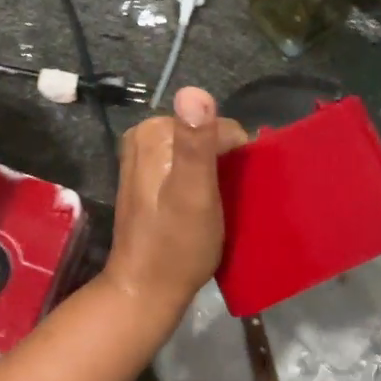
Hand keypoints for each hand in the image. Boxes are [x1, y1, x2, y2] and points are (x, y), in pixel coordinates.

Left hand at [99, 87, 248, 321]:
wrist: (144, 289)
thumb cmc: (176, 244)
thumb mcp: (193, 193)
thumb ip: (195, 144)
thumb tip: (194, 90)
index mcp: (155, 132)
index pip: (221, 129)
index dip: (238, 162)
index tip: (236, 194)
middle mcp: (145, 135)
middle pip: (209, 138)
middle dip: (225, 168)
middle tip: (226, 204)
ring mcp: (143, 155)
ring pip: (200, 153)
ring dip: (215, 177)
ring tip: (216, 209)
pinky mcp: (146, 176)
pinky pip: (186, 166)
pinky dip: (201, 183)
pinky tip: (202, 209)